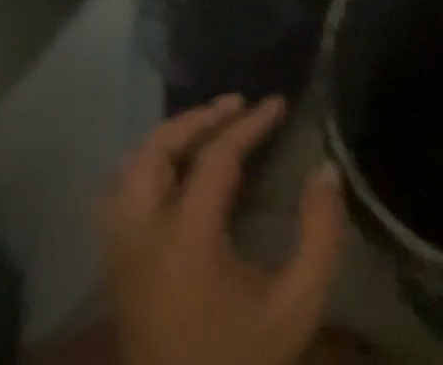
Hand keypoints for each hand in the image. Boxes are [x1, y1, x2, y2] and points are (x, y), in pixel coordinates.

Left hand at [100, 95, 345, 364]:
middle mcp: (141, 242)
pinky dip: (145, 168)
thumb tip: (325, 170)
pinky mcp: (116, 271)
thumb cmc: (248, 355)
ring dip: (163, 142)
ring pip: (123, 177)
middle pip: (148, 158)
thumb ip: (321, 231)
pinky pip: (116, 199)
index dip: (248, 125)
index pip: (212, 161)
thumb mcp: (301, 299)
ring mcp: (120, 257)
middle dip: (193, 121)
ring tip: (207, 127)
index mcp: (186, 245)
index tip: (280, 103)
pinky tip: (176, 170)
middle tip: (236, 104)